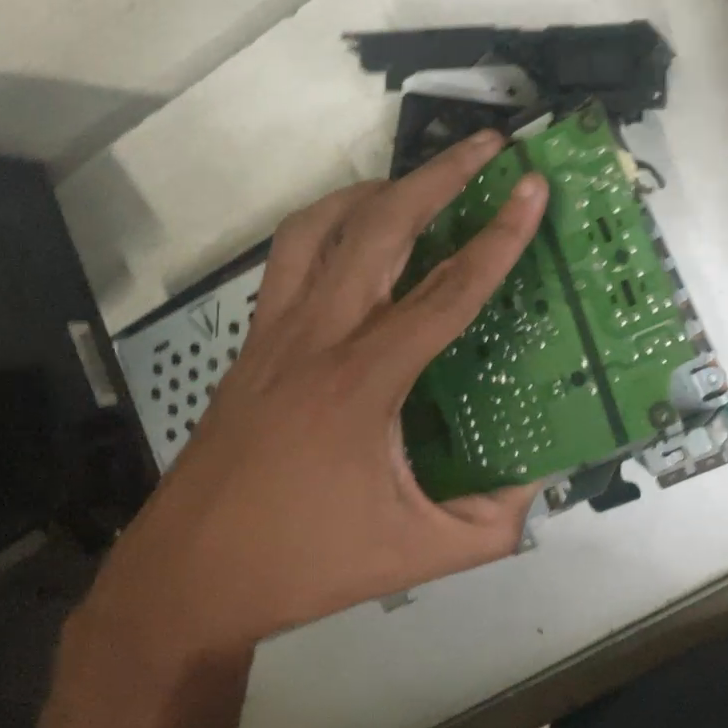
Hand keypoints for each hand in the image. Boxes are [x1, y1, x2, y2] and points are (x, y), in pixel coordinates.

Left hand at [79, 131, 548, 654]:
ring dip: (377, 190)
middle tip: (486, 147)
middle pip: (380, 228)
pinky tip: (358, 239)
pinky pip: (290, 257)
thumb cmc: (306, 562)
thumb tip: (541, 480)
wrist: (185, 581)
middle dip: (439, 175)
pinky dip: (330, 225)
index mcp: (365, 381)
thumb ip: (494, 520)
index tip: (531, 187)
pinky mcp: (251, 343)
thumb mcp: (420, 554)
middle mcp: (318, 337)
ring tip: (420, 181)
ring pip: (320, 227)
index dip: (500, 236)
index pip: (448, 290)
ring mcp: (275, 334)